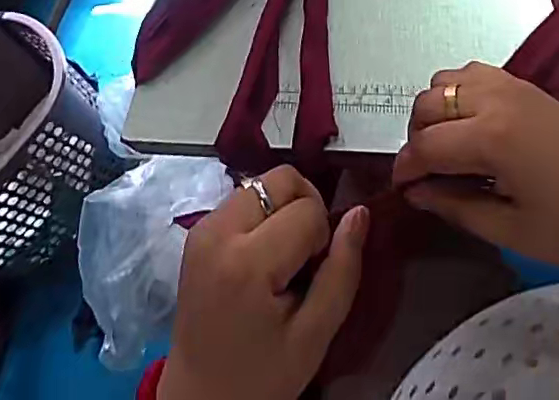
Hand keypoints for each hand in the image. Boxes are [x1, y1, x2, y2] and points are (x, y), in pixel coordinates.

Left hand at [160, 166, 367, 399]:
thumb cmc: (259, 379)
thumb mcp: (314, 337)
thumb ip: (343, 271)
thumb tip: (360, 213)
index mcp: (246, 262)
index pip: (308, 211)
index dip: (323, 238)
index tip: (312, 275)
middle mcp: (218, 232)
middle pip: (282, 180)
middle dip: (305, 207)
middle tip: (304, 256)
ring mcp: (203, 227)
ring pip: (264, 182)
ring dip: (284, 209)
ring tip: (283, 257)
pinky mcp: (197, 230)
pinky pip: (244, 197)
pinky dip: (264, 214)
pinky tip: (263, 256)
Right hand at [392, 62, 558, 272]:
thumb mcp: (512, 230)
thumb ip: (456, 206)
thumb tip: (417, 193)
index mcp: (489, 136)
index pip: (425, 145)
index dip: (405, 169)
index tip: (401, 190)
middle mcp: (493, 98)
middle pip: (428, 103)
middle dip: (416, 136)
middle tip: (427, 174)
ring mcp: (510, 85)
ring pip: (446, 80)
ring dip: (436, 109)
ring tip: (448, 148)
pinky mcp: (524, 85)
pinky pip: (473, 73)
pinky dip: (459, 93)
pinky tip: (473, 127)